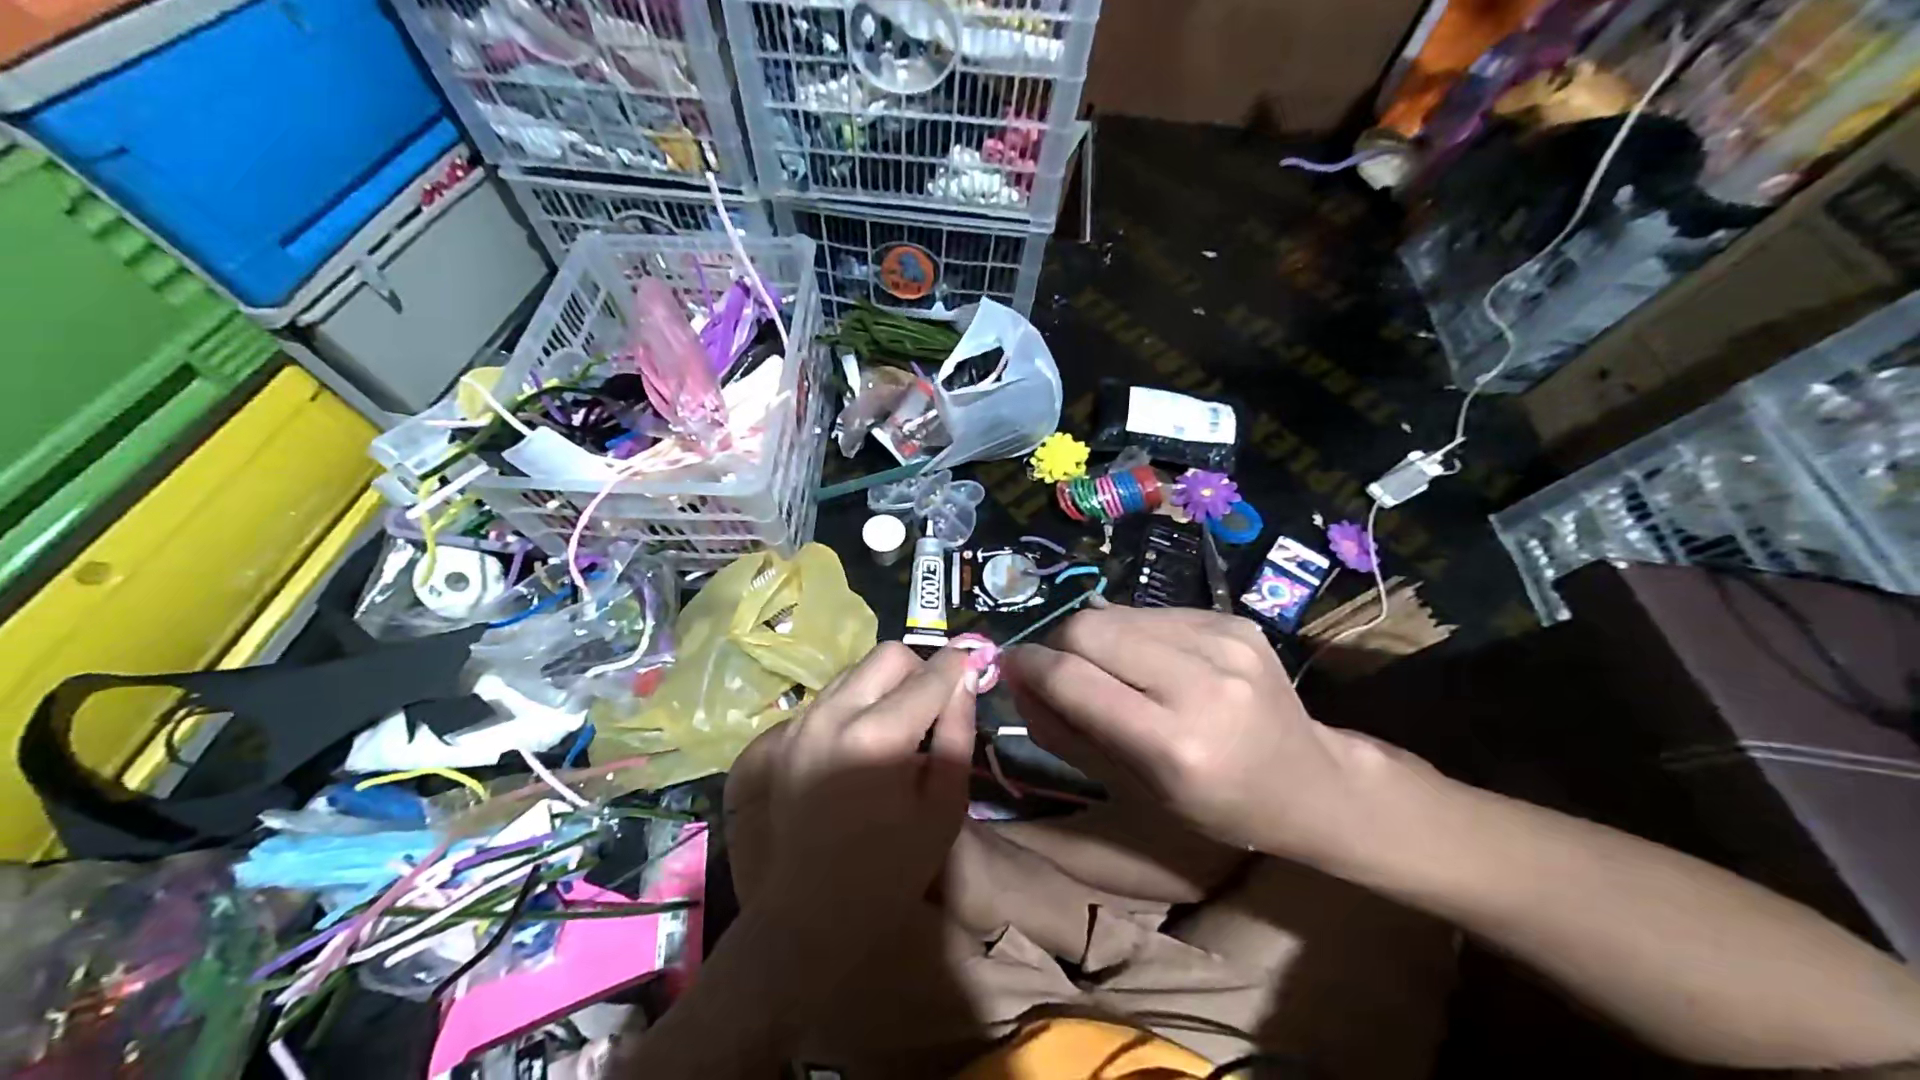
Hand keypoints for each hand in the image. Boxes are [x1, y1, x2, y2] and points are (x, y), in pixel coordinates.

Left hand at [750, 643, 975, 925]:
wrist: (809, 911)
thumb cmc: (890, 870)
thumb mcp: (943, 807)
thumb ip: (957, 733)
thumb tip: (966, 677)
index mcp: (878, 737)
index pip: (930, 674)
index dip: (960, 664)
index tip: (976, 663)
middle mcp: (834, 715)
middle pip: (888, 654)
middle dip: (919, 669)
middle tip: (934, 705)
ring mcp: (802, 722)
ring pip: (856, 668)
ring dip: (886, 682)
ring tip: (899, 724)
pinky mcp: (785, 734)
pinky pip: (831, 692)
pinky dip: (858, 699)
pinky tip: (865, 739)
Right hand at [1003, 607, 1397, 858]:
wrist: (1312, 781)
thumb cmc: (1215, 806)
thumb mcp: (1132, 790)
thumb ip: (1064, 733)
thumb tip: (1018, 681)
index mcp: (1173, 744)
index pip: (1073, 679)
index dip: (1028, 665)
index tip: (1010, 665)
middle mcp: (1201, 683)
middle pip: (1089, 627)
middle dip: (1058, 644)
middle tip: (1058, 670)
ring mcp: (1224, 642)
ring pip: (1117, 613)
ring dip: (1095, 638)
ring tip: (1110, 671)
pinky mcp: (1234, 620)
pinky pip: (1153, 613)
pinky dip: (1133, 634)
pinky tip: (1153, 663)